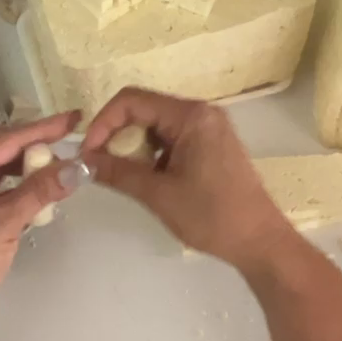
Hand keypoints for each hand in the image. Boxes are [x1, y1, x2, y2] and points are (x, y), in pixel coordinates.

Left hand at [0, 112, 89, 329]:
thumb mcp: (6, 222)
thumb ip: (41, 191)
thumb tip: (77, 166)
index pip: (7, 137)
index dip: (43, 128)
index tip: (74, 119)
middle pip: (2, 146)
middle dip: (36, 143)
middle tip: (71, 140)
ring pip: (2, 168)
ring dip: (29, 167)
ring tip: (61, 165)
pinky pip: (0, 189)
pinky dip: (21, 188)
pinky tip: (43, 191)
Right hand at [80, 88, 294, 269]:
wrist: (258, 240)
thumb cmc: (212, 216)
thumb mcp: (159, 194)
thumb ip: (118, 173)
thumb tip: (83, 162)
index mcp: (191, 116)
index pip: (132, 101)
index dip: (103, 123)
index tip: (88, 152)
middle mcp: (201, 113)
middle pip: (144, 111)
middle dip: (117, 136)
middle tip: (100, 166)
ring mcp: (208, 129)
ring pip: (156, 128)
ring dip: (134, 148)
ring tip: (123, 177)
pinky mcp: (211, 146)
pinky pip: (172, 141)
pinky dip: (153, 156)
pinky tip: (147, 181)